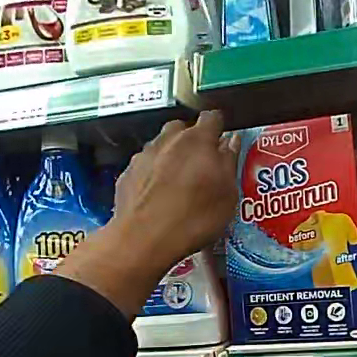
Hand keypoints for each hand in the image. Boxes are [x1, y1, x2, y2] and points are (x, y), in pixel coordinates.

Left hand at [56, 111, 239, 316]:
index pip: (212, 117)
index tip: (223, 139)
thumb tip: (230, 141)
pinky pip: (145, 165)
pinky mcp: (126, 174)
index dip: (219, 126)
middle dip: (193, 139)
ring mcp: (144, 156)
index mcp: (197, 140)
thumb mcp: (227, 194)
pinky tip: (159, 194)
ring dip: (171, 155)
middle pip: (182, 128)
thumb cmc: (195, 216)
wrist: (144, 239)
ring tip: (179, 180)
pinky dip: (153, 173)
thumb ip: (229, 162)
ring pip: (161, 145)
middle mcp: (168, 140)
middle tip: (202, 162)